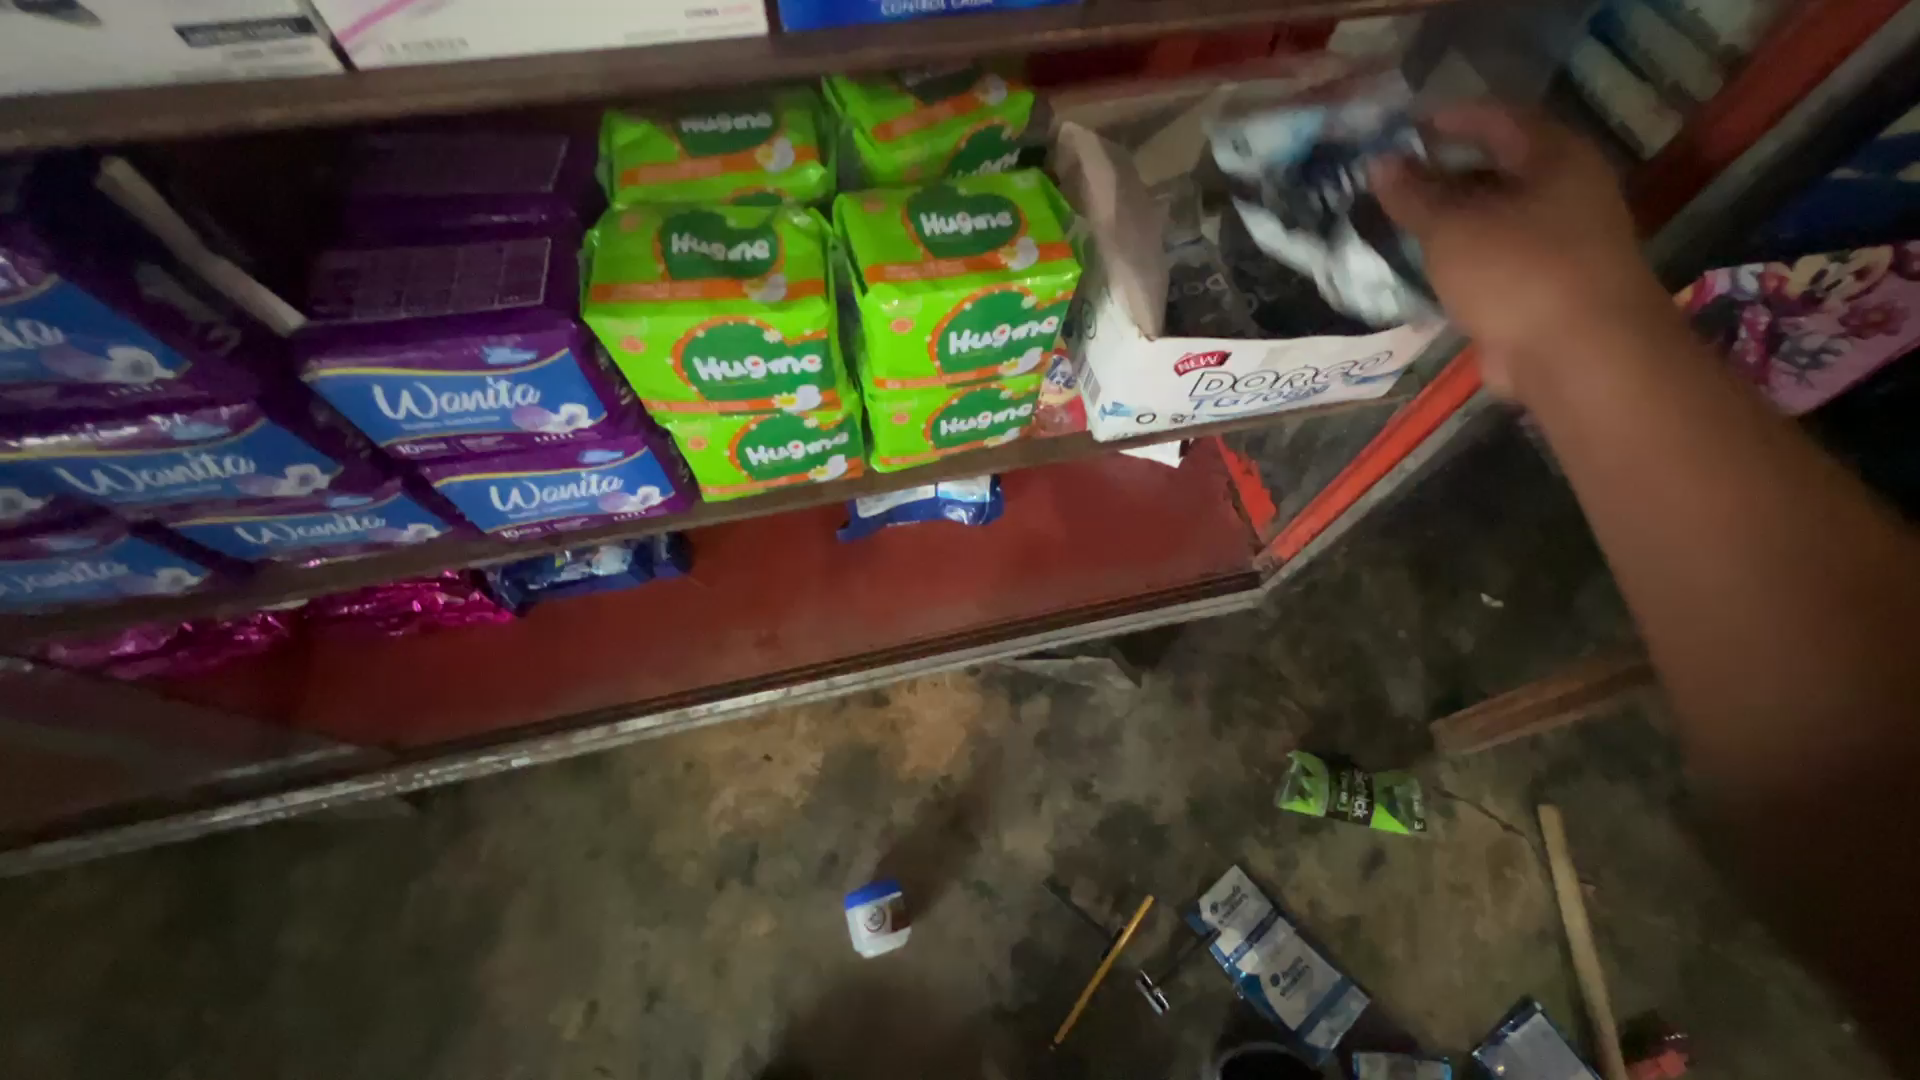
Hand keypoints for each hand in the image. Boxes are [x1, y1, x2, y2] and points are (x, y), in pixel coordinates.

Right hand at [1371, 103, 1676, 396]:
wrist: (1575, 352)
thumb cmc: (1517, 272)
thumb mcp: (1453, 227)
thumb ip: (1414, 195)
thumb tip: (1380, 163)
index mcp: (1554, 159)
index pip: (1496, 119)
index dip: (1446, 120)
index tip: (1397, 131)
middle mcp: (1562, 192)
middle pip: (1493, 170)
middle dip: (1439, 175)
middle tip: (1386, 183)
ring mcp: (1554, 241)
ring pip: (1489, 218)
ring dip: (1443, 221)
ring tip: (1392, 225)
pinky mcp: (1538, 285)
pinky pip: (1488, 258)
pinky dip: (1454, 258)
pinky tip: (1418, 268)